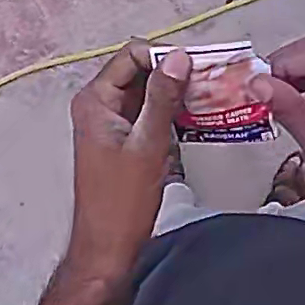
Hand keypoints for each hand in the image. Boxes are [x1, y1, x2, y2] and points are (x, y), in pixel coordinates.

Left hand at [64, 41, 190, 280]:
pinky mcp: (124, 138)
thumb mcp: (147, 144)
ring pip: (147, 92)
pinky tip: (196, 115)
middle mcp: (99, 104)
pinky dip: (170, 110)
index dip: (164, 55)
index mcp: (95, 100)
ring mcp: (111, 121)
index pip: (131, 55)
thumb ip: (162, 97)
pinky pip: (149, 112)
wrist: (107, 249)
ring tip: (209, 95)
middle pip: (140, 70)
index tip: (197, 64)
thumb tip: (178, 56)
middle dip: (173, 72)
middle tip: (209, 78)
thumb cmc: (121, 202)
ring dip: (175, 92)